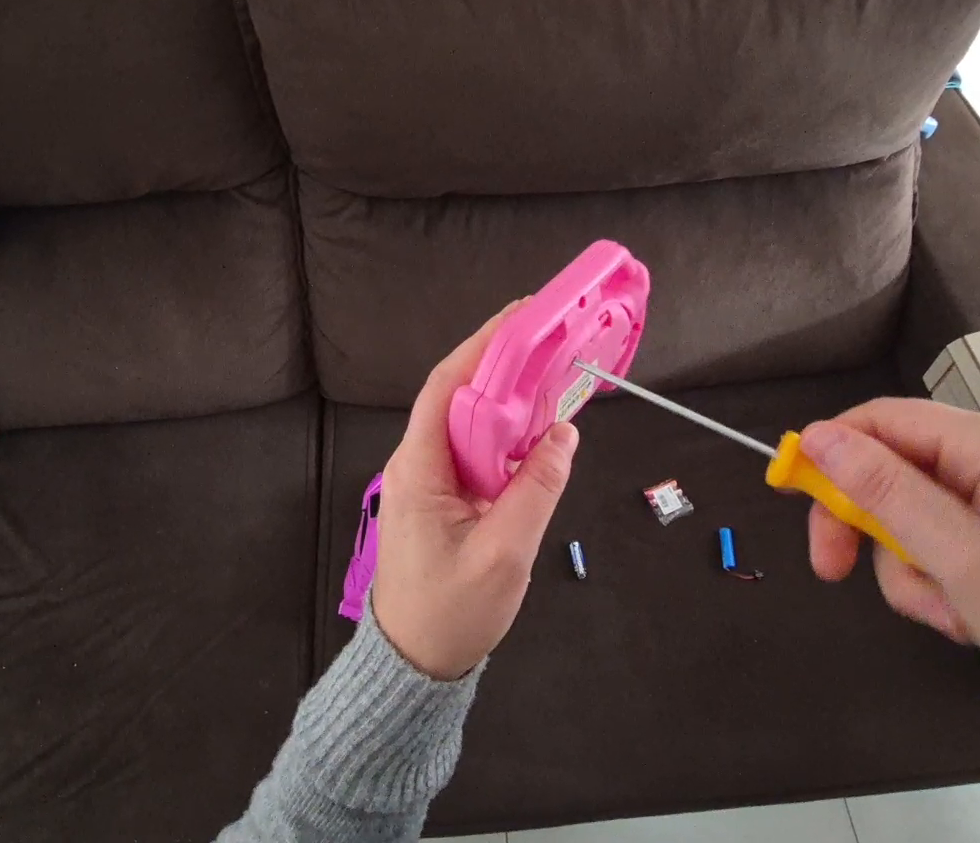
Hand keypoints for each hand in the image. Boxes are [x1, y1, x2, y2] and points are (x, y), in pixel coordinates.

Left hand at [371, 308, 579, 681]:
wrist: (414, 663)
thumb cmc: (451, 612)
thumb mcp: (504, 554)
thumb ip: (536, 490)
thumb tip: (565, 433)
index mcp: (419, 467)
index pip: (447, 386)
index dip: (483, 345)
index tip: (521, 316)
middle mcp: (417, 462)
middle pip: (458, 395)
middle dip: (500, 361)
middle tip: (548, 337)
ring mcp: (427, 479)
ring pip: (467, 422)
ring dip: (505, 396)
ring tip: (548, 370)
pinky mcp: (441, 497)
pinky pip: (473, 450)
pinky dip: (504, 433)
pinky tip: (534, 427)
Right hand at [802, 398, 979, 790]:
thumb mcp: (963, 559)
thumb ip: (885, 491)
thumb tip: (816, 436)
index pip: (881, 419)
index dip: (828, 451)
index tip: (788, 496)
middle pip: (892, 465)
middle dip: (863, 522)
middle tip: (834, 571)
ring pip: (913, 509)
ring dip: (907, 564)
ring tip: (945, 614)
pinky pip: (946, 533)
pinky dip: (939, 573)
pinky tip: (967, 615)